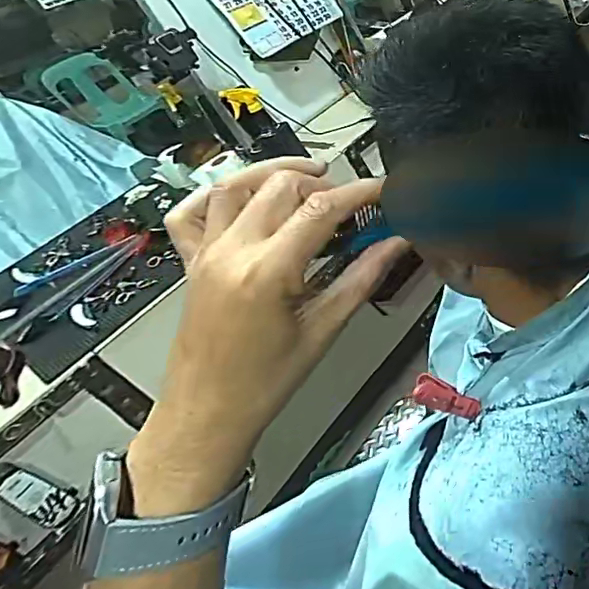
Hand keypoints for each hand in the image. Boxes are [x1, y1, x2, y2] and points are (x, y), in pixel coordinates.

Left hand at [129, 160, 410, 513]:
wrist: (205, 416)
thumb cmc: (265, 381)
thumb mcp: (325, 328)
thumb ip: (363, 276)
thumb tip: (397, 242)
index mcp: (267, 272)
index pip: (322, 207)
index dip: (361, 191)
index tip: (385, 191)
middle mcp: (232, 252)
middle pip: (282, 184)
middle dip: (326, 184)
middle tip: (352, 205)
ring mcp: (206, 254)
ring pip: (236, 184)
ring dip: (276, 172)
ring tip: (310, 178)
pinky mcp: (192, 262)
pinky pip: (192, 211)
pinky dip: (220, 193)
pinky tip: (249, 196)